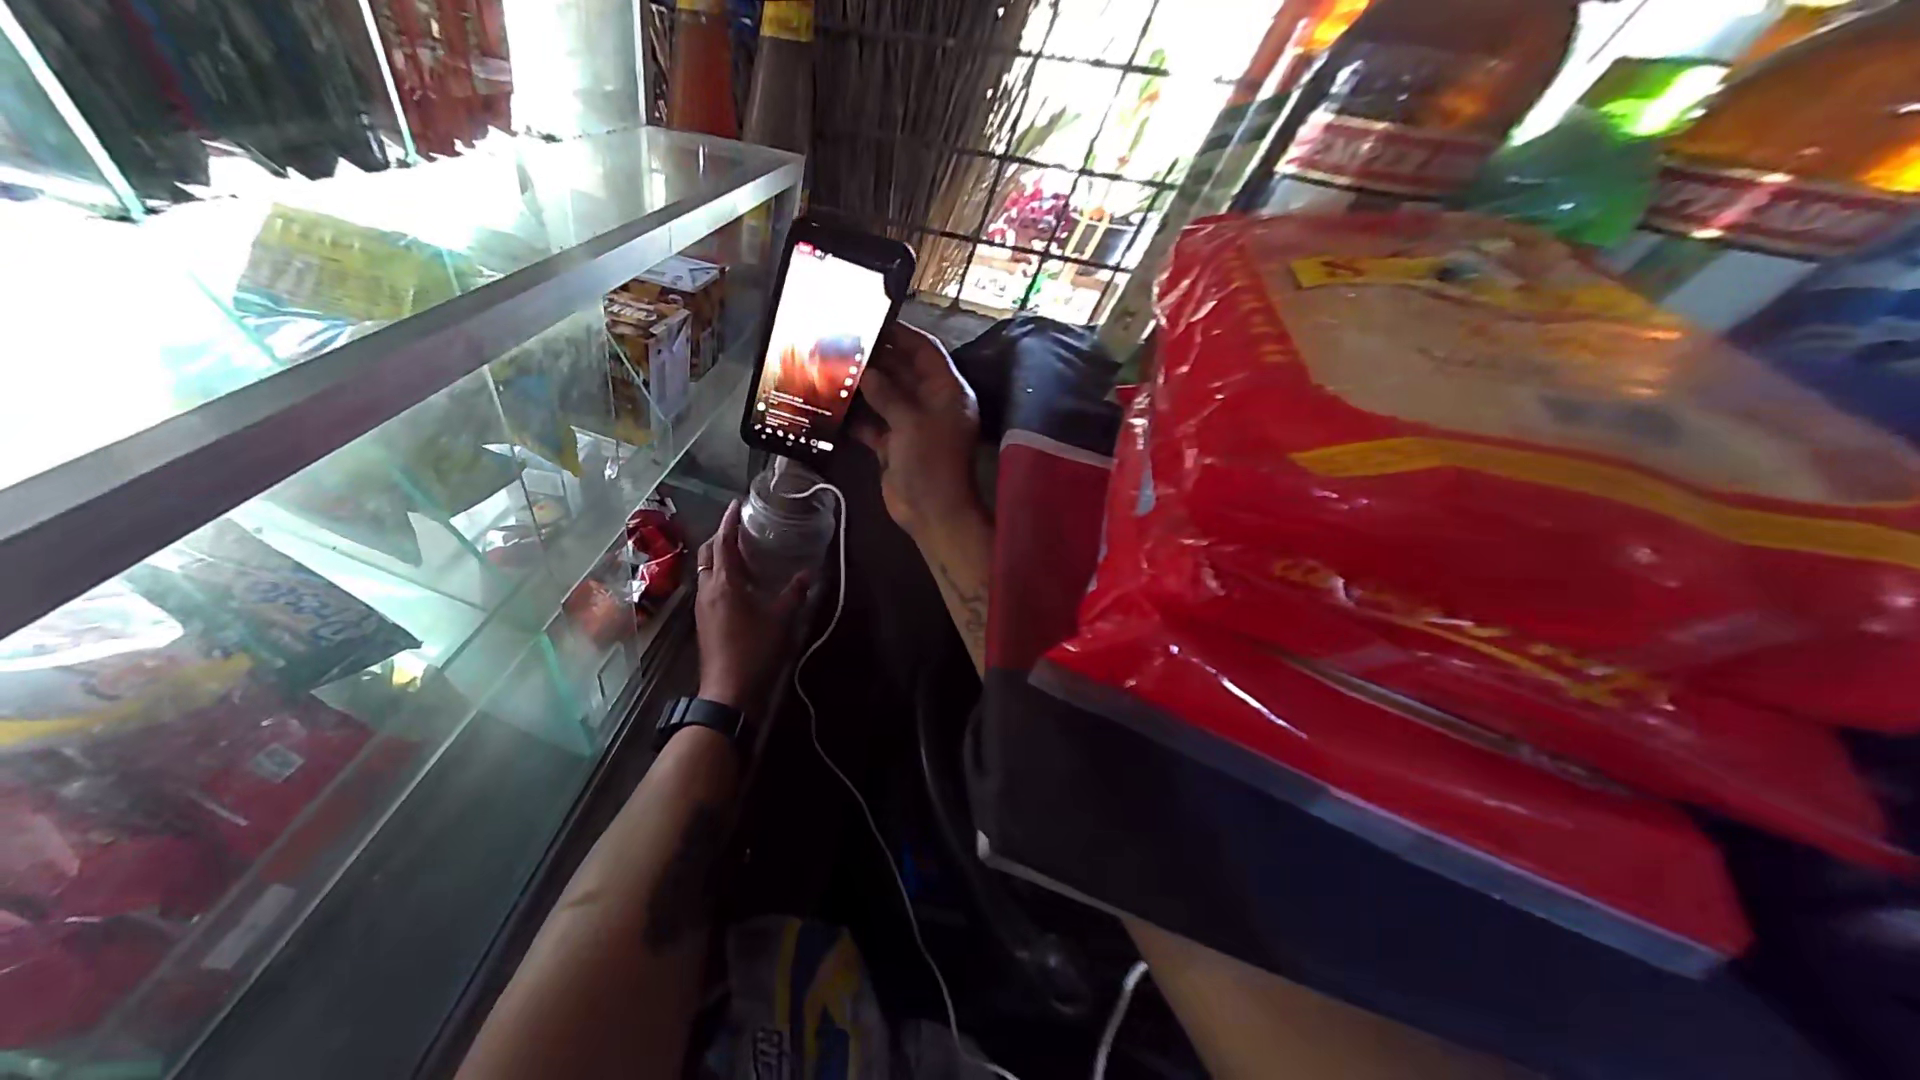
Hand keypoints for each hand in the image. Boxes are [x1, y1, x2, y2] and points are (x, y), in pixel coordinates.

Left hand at [694, 500, 807, 710]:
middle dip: (721, 536)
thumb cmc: (756, 650)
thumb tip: (809, 574)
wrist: (729, 691)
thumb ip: (795, 593)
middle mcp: (707, 589)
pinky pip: (708, 586)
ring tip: (741, 552)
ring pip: (706, 570)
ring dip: (719, 556)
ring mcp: (702, 606)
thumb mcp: (782, 619)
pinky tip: (739, 583)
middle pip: (708, 552)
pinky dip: (720, 574)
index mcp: (724, 582)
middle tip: (741, 528)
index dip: (729, 521)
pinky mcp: (704, 621)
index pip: (723, 542)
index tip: (737, 504)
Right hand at [853, 322, 981, 538]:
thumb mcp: (911, 422)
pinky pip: (875, 422)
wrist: (931, 514)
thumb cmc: (931, 463)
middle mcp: (932, 404)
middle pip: (904, 371)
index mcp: (948, 392)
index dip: (903, 335)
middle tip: (845, 341)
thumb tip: (866, 372)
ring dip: (864, 386)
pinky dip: (858, 416)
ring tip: (834, 366)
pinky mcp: (896, 444)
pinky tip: (834, 404)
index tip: (874, 320)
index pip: (926, 352)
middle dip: (878, 358)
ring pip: (887, 396)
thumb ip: (888, 394)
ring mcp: (913, 424)